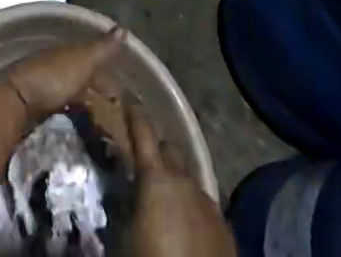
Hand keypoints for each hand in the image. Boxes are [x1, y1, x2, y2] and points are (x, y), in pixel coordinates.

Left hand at [0, 28, 125, 121]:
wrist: (15, 100)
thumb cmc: (54, 77)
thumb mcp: (84, 60)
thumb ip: (103, 48)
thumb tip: (123, 28)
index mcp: (68, 52)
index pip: (92, 59)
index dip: (106, 73)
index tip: (120, 92)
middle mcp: (55, 65)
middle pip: (80, 77)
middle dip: (95, 89)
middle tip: (113, 110)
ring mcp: (42, 86)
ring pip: (69, 93)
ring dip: (82, 103)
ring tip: (98, 123)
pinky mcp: (33, 107)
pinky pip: (59, 108)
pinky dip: (69, 113)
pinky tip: (76, 125)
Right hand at [127, 108, 235, 256]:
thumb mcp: (125, 241)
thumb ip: (121, 216)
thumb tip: (114, 205)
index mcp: (156, 181)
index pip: (143, 137)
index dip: (135, 117)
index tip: (130, 98)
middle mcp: (185, 182)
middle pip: (170, 151)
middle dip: (157, 149)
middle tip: (141, 156)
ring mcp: (210, 203)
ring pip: (190, 178)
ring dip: (176, 180)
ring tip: (163, 195)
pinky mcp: (225, 227)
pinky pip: (204, 204)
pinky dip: (192, 205)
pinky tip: (186, 225)